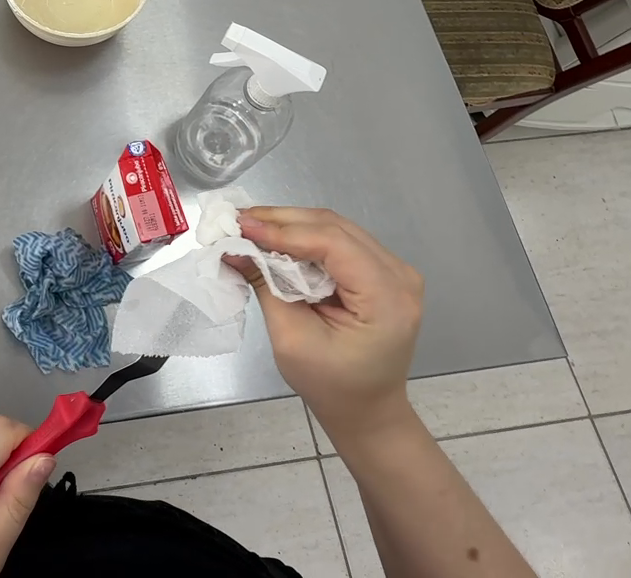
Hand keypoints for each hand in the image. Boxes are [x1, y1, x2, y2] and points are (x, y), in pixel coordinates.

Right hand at [232, 207, 423, 447]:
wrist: (367, 410)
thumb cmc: (331, 385)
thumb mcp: (291, 339)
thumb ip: (266, 287)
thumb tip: (231, 248)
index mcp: (387, 298)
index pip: (333, 244)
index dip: (284, 231)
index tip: (241, 226)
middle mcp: (398, 275)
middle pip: (334, 228)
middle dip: (282, 220)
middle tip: (238, 221)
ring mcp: (393, 269)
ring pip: (334, 227)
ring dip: (290, 224)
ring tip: (250, 225)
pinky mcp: (380, 270)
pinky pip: (338, 239)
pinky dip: (303, 235)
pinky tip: (275, 237)